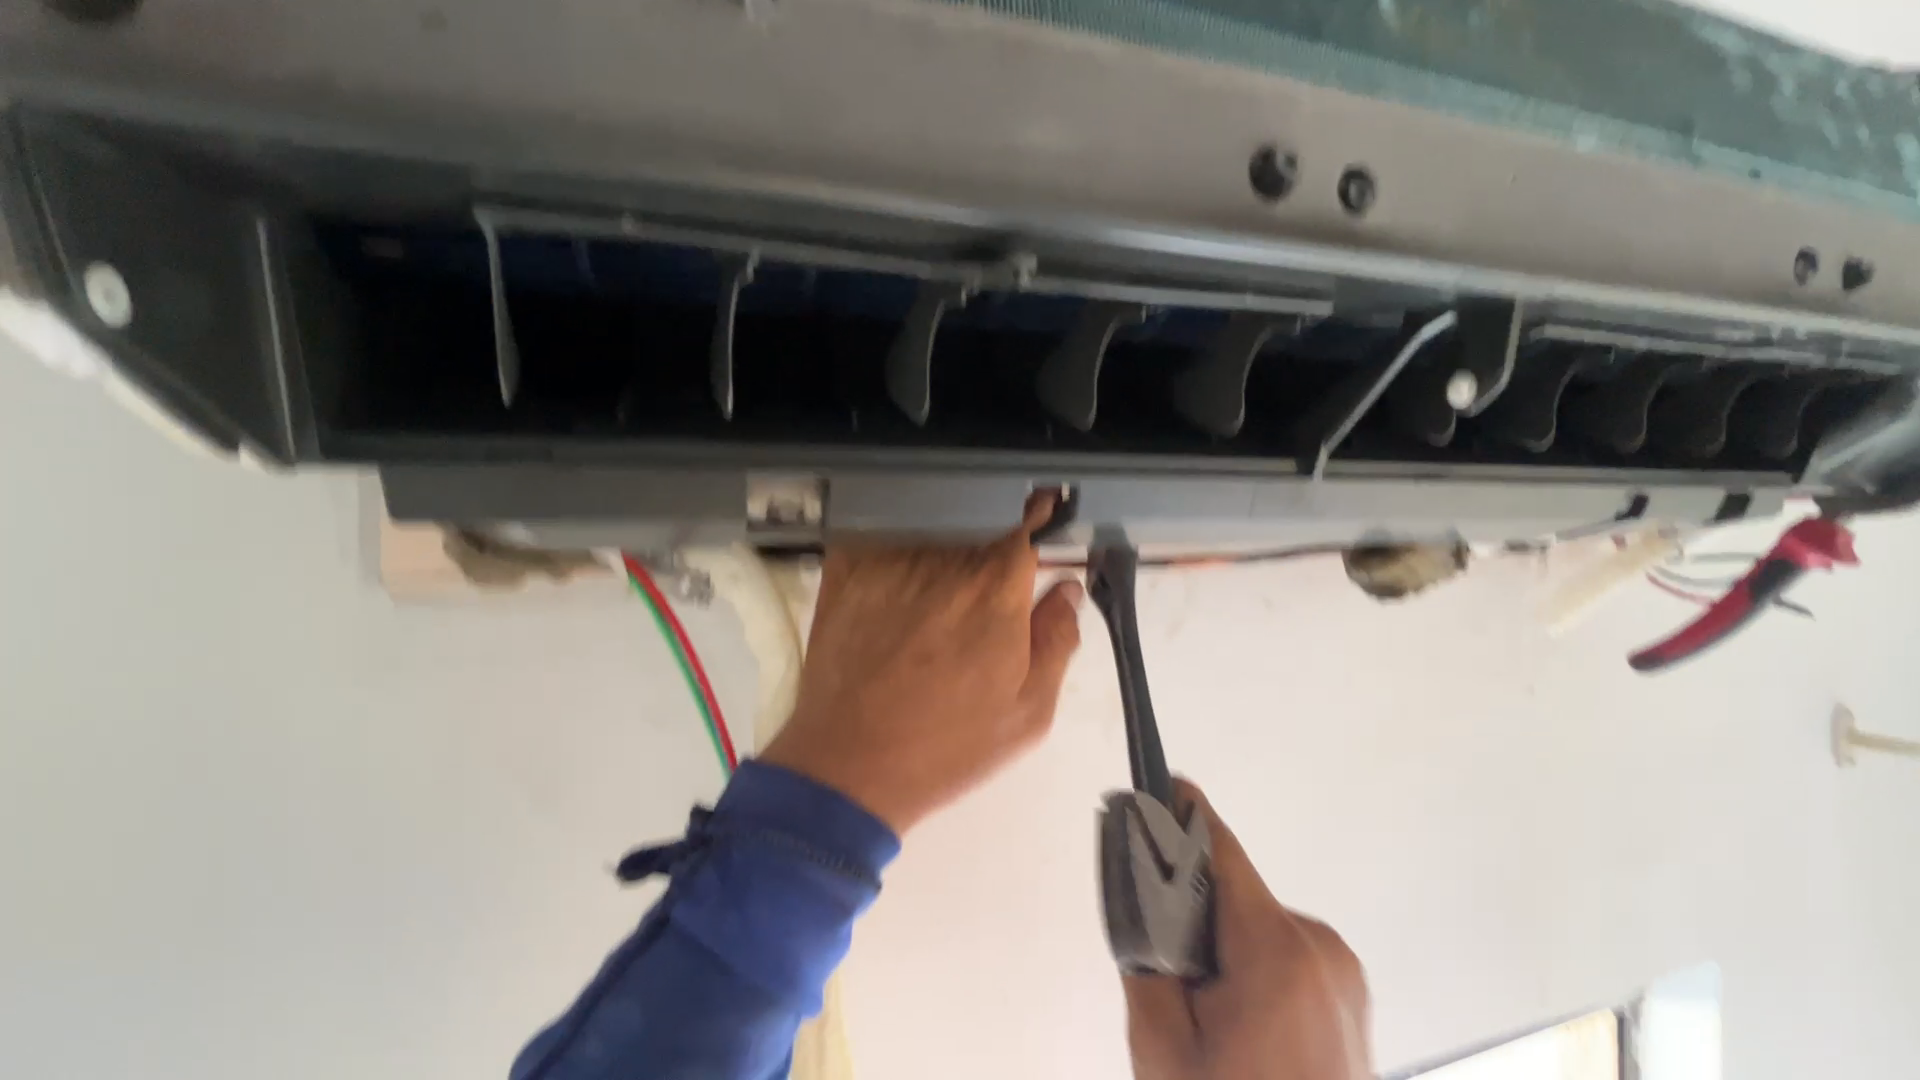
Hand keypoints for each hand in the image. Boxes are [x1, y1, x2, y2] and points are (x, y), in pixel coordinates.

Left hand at [759, 494, 1083, 833]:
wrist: (850, 765)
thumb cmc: (948, 746)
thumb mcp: (1028, 712)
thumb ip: (1056, 641)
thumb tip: (1066, 590)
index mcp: (997, 588)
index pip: (1028, 524)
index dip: (1038, 517)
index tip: (1043, 515)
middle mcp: (945, 560)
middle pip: (979, 528)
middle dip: (989, 546)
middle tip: (982, 587)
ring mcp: (890, 560)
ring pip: (932, 533)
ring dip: (942, 549)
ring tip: (934, 594)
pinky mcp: (847, 570)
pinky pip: (883, 538)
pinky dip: (895, 550)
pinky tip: (894, 586)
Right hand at [1124, 781, 1370, 1079]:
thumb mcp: (1163, 1048)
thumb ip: (1147, 962)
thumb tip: (1144, 899)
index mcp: (1277, 952)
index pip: (1221, 853)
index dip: (1184, 813)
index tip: (1157, 783)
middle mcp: (1321, 947)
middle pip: (1235, 894)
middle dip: (1191, 911)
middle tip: (1166, 971)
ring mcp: (1345, 972)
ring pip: (1257, 926)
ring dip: (1221, 946)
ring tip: (1206, 1016)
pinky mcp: (1352, 994)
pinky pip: (1285, 953)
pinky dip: (1251, 966)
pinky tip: (1238, 1023)